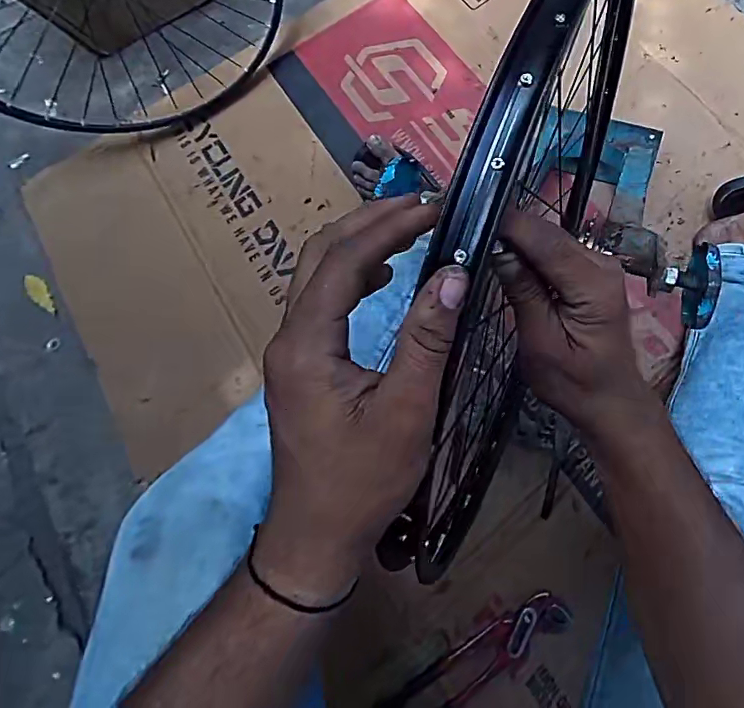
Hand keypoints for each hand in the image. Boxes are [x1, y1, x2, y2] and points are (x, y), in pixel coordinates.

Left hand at [252, 196, 466, 603]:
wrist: (315, 538)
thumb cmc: (362, 482)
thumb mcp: (407, 411)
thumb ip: (428, 339)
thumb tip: (454, 273)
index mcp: (307, 342)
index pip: (345, 260)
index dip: (390, 227)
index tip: (432, 208)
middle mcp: (289, 334)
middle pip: (321, 253)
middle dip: (370, 222)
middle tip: (420, 205)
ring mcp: (290, 346)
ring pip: (318, 272)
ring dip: (361, 244)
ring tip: (408, 229)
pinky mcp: (301, 360)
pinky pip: (323, 298)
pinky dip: (354, 274)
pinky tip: (385, 276)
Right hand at [495, 210, 661, 440]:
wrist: (611, 401)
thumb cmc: (575, 383)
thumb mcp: (540, 343)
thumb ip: (523, 293)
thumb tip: (498, 250)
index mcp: (593, 283)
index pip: (545, 239)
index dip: (508, 225)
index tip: (472, 221)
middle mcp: (601, 263)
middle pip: (547, 233)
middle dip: (509, 230)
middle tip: (469, 234)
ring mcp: (599, 263)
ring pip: (548, 237)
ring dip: (517, 239)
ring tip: (482, 243)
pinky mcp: (591, 269)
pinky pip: (554, 248)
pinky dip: (529, 250)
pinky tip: (507, 257)